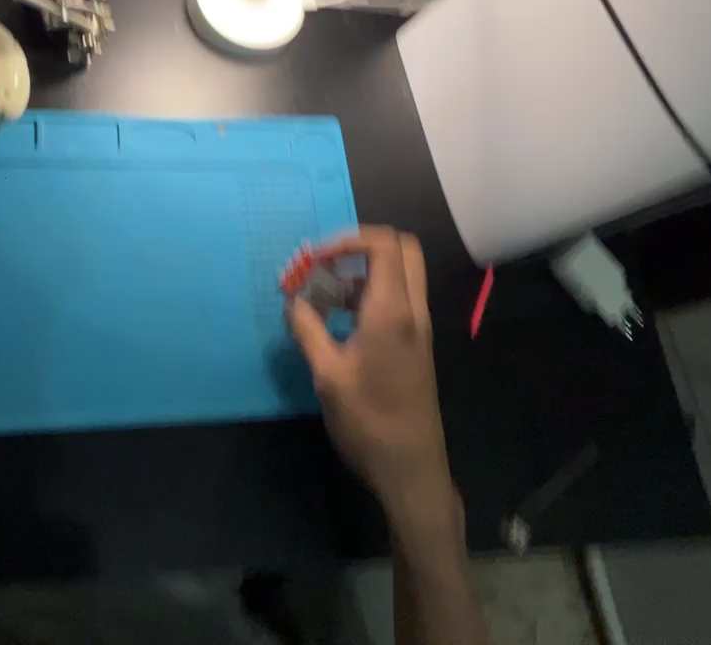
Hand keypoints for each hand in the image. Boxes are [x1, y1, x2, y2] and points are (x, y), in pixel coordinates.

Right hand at [286, 227, 455, 527]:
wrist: (411, 471)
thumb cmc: (368, 422)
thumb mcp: (327, 375)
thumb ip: (307, 329)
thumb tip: (293, 299)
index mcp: (392, 312)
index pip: (384, 245)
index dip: (347, 239)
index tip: (313, 259)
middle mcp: (412, 311)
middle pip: (400, 249)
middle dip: (358, 246)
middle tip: (323, 264)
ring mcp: (417, 328)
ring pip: (397, 275)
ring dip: (359, 272)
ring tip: (319, 296)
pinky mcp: (414, 345)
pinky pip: (394, 299)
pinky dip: (366, 294)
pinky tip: (335, 320)